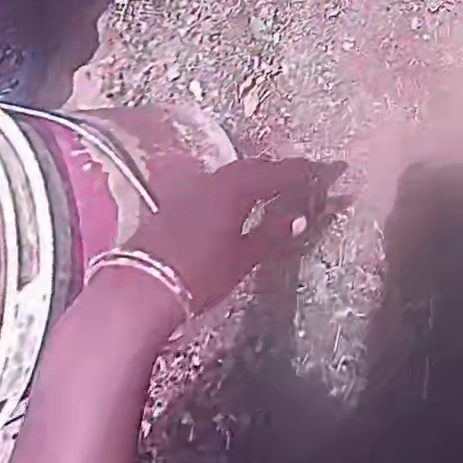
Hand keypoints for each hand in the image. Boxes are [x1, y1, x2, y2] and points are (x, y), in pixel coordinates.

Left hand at [119, 157, 344, 322]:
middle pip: (255, 167)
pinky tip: (235, 201)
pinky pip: (214, 186)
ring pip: (232, 175)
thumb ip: (273, 233)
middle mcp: (215, 181)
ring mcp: (190, 191)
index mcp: (238, 188)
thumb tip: (301, 216)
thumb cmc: (198, 275)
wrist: (134, 295)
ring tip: (272, 187)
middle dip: (280, 170)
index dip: (306, 171)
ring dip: (255, 177)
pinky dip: (233, 187)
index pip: (281, 172)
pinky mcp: (173, 206)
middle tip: (302, 176)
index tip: (329, 170)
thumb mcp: (243, 257)